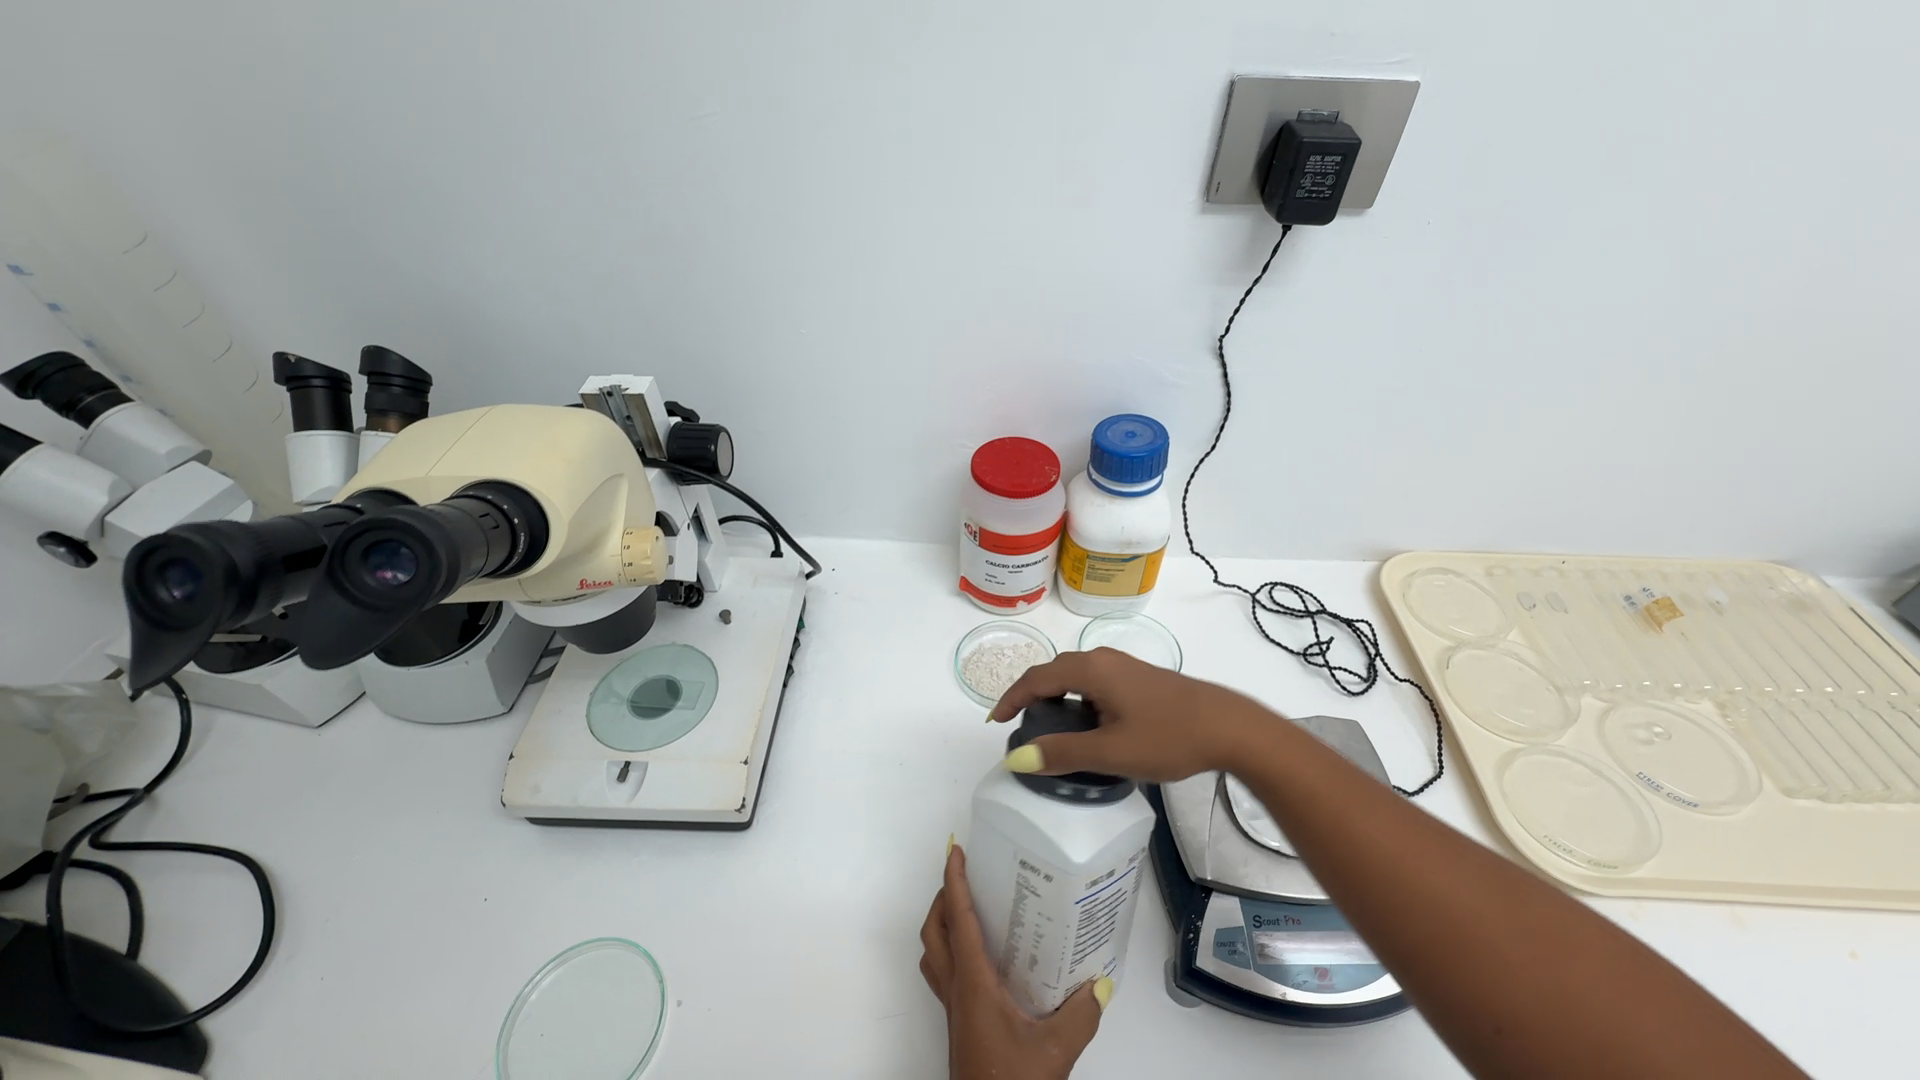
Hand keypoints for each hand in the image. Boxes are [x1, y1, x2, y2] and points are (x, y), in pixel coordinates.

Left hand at [920, 842, 1105, 1079]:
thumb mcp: (1056, 1050)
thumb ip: (1081, 1015)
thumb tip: (1100, 985)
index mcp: (973, 983)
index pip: (957, 921)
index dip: (954, 882)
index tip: (955, 851)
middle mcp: (957, 989)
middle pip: (934, 932)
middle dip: (944, 898)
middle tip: (967, 878)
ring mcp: (954, 1007)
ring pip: (934, 954)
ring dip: (944, 926)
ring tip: (971, 911)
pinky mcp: (960, 1022)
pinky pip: (946, 974)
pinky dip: (955, 954)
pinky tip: (986, 960)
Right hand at [989, 648, 1266, 781]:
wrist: (1231, 729)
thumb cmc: (1169, 737)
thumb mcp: (1110, 751)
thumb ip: (1061, 753)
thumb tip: (1017, 759)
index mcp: (1092, 669)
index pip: (1037, 677)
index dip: (1012, 698)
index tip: (996, 722)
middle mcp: (1105, 659)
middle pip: (1055, 672)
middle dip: (1032, 697)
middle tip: (1020, 728)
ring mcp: (1126, 668)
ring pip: (1077, 677)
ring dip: (1057, 699)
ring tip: (1050, 730)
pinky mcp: (1141, 680)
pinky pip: (1096, 684)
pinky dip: (1078, 701)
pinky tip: (1089, 727)